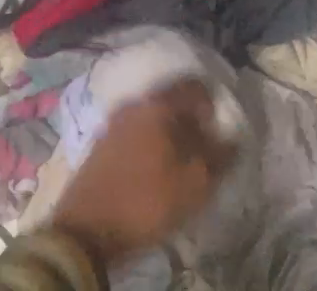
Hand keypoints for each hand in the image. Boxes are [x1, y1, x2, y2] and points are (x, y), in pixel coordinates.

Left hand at [51, 80, 237, 266]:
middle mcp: (134, 103)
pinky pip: (135, 131)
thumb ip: (219, 156)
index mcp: (159, 105)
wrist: (85, 231)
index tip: (218, 130)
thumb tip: (231, 139)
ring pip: (152, 116)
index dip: (212, 104)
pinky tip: (154, 168)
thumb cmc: (146, 201)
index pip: (195, 86)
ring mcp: (113, 122)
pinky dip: (149, 142)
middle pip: (172, 100)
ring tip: (178, 161)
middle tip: (201, 148)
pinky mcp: (100, 143)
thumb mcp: (194, 184)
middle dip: (190, 120)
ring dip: (169, 132)